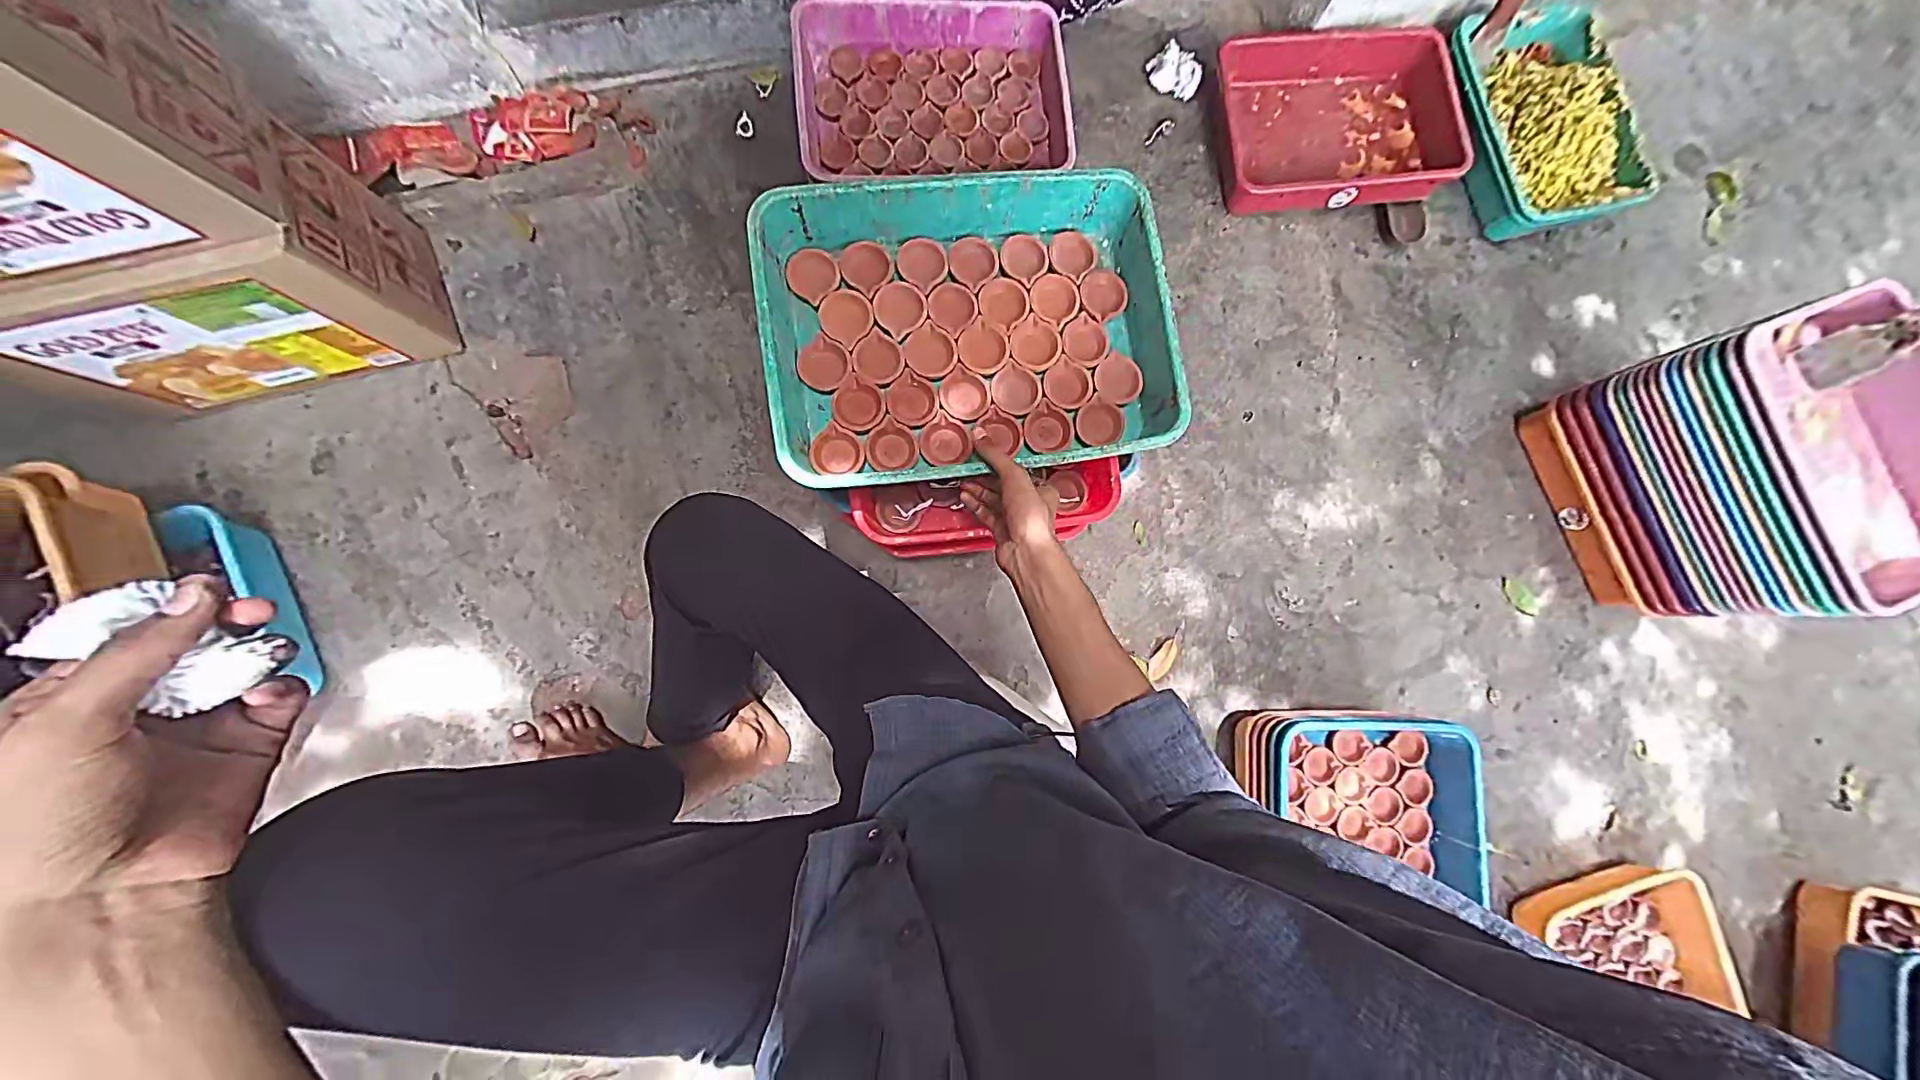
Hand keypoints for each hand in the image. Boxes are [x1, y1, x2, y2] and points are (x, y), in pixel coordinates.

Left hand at [0, 575, 309, 907]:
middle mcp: (138, 710)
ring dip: (256, 651)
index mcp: (72, 701)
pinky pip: (279, 700)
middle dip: (222, 622)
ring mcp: (196, 728)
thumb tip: (192, 598)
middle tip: (246, 610)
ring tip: (263, 647)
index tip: (200, 587)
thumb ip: (136, 653)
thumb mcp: (65, 722)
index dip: (165, 606)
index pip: (128, 633)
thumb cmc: (38, 828)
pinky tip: (272, 690)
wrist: (104, 895)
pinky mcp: (248, 745)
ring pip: (240, 666)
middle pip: (194, 645)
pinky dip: (284, 688)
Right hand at [961, 434, 1060, 572]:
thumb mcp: (1015, 477)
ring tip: (963, 479)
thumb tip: (981, 436)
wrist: (1026, 552)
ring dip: (977, 489)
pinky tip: (965, 496)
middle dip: (985, 475)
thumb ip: (996, 457)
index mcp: (1041, 488)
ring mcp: (1014, 518)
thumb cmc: (1031, 518)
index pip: (1018, 469)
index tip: (985, 452)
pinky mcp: (1001, 530)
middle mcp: (1029, 503)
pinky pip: (985, 513)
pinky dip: (975, 504)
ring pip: (993, 499)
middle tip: (969, 465)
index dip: (1001, 460)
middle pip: (1003, 484)